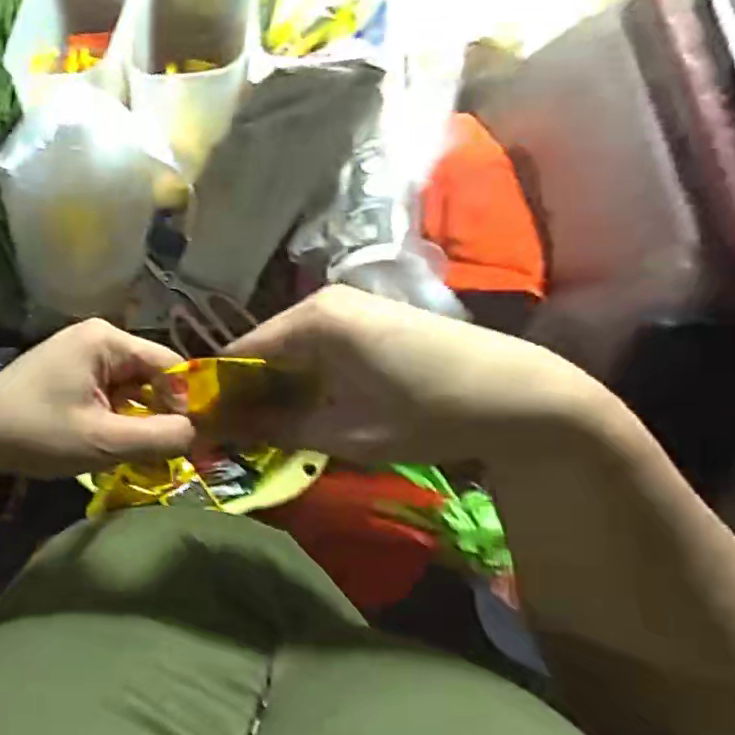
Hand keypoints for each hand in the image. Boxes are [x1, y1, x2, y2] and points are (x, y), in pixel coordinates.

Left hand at [0, 319, 197, 477]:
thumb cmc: (37, 434)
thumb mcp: (104, 441)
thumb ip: (161, 436)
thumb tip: (199, 432)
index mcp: (105, 339)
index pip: (170, 365)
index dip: (188, 403)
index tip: (200, 440)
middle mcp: (93, 338)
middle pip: (149, 376)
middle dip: (161, 416)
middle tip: (173, 455)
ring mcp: (76, 355)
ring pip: (128, 389)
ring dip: (137, 422)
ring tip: (143, 457)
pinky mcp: (63, 375)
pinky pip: (105, 395)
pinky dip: (114, 420)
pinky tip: (114, 447)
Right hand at [221, 285, 611, 465]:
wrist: (529, 397)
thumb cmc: (429, 415)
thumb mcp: (343, 433)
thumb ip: (271, 428)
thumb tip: (212, 431)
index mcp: (311, 320)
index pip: (237, 355)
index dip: (217, 393)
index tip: (205, 428)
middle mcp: (321, 301)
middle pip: (261, 348)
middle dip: (245, 391)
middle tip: (237, 433)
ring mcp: (347, 304)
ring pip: (287, 348)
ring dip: (275, 385)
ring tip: (271, 424)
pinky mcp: (367, 316)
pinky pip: (314, 344)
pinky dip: (303, 374)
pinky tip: (310, 404)